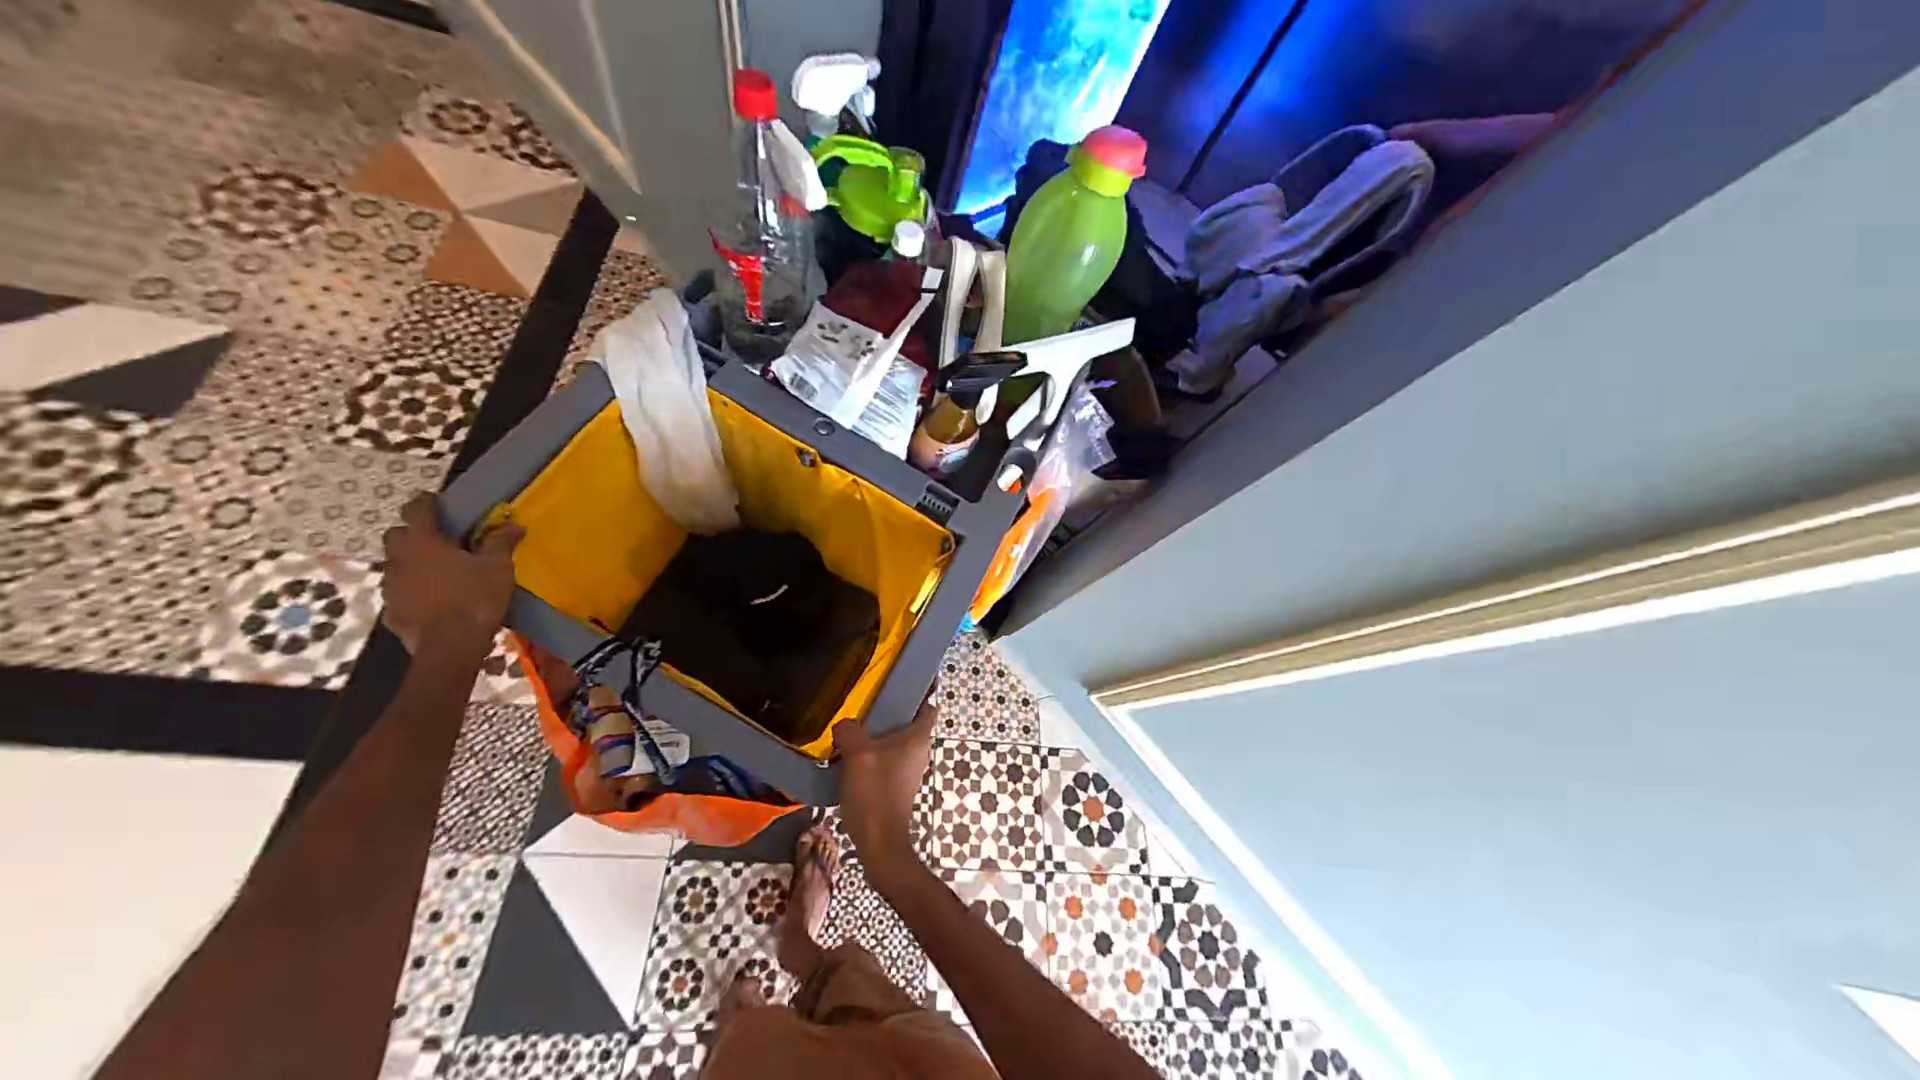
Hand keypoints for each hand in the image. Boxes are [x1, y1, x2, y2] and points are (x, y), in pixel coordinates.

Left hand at [380, 494, 523, 653]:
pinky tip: (433, 601)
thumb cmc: (474, 597)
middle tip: (440, 541)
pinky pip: (400, 592)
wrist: (450, 645)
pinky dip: (413, 591)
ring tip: (439, 573)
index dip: (426, 502)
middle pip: (397, 535)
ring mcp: (391, 586)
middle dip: (414, 534)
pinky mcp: (391, 611)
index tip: (436, 501)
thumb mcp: (497, 567)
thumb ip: (501, 543)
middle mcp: (399, 559)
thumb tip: (514, 525)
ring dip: (413, 564)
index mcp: (423, 542)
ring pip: (397, 565)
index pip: (416, 510)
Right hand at [835, 697, 936, 876]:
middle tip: (865, 703)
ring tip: (853, 729)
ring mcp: (909, 770)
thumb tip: (844, 725)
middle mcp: (919, 751)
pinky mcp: (897, 785)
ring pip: (896, 742)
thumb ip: (849, 730)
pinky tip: (850, 756)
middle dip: (891, 712)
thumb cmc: (875, 792)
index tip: (900, 683)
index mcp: (918, 738)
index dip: (920, 692)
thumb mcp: (857, 754)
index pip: (928, 706)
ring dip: (878, 735)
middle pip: (909, 723)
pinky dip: (873, 754)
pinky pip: (887, 759)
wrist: (879, 840)